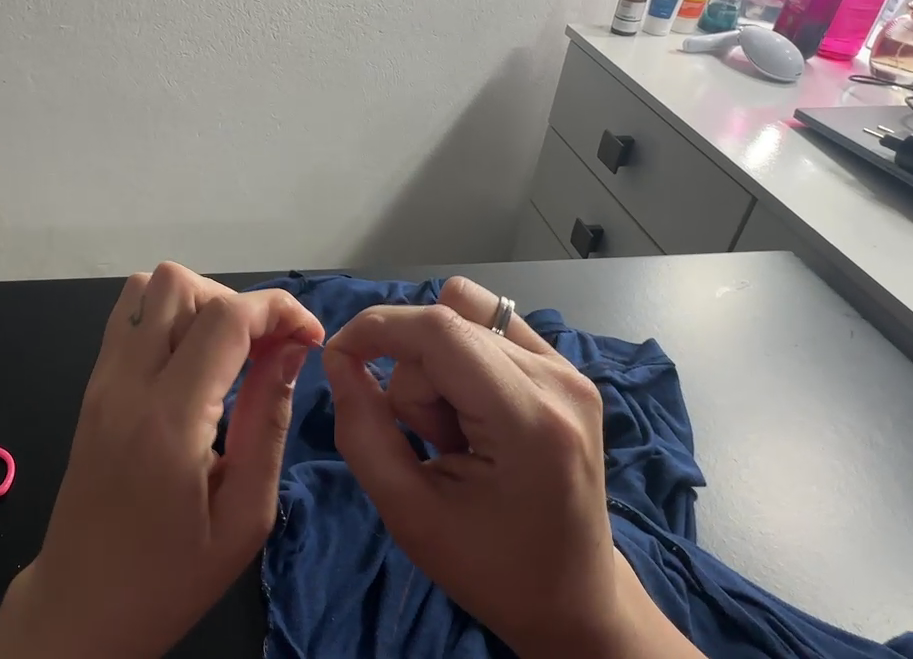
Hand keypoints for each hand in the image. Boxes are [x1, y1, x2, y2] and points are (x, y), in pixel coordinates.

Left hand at [0, 263, 325, 658]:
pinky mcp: (92, 384)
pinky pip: (128, 315)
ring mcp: (101, 379)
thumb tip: (291, 352)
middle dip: (236, 302)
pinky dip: (169, 314)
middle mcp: (127, 383)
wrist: (81, 604)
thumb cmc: (170, 577)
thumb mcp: (244, 517)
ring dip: (199, 303)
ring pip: (147, 287)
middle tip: (266, 351)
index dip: (279, 310)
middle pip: (180, 284)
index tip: (309, 338)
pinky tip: (193, 360)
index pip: (225, 319)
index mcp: (168, 420)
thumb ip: (268, 422)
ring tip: (229, 354)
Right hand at [324, 278, 701, 658]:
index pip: (439, 328)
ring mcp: (570, 369)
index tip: (339, 359)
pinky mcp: (568, 369)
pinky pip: (490, 321)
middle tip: (430, 441)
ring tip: (455, 428)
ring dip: (435, 361)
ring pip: (463, 313)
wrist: (574, 599)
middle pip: (444, 323)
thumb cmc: (490, 567)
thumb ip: (361, 428)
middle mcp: (558, 379)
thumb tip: (338, 358)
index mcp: (529, 420)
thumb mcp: (406, 511)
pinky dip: (459, 353)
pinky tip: (471, 406)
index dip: (376, 328)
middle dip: (411, 372)